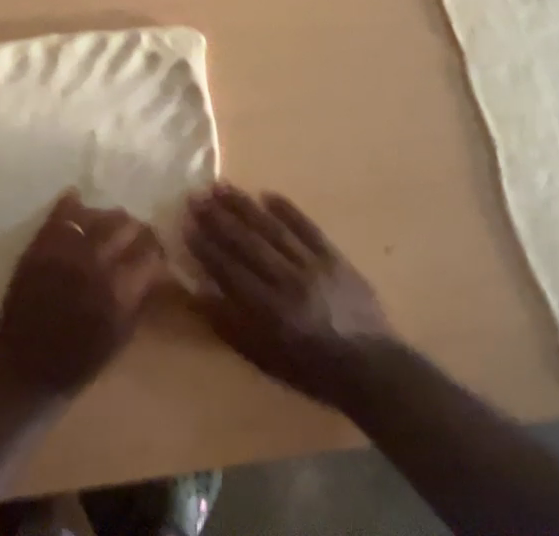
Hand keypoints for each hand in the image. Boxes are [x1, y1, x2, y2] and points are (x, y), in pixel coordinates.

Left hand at [0, 190, 166, 394]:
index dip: (157, 250)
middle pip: (126, 227)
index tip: (157, 251)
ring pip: (97, 215)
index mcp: (121, 290)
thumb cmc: (79, 360)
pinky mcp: (41, 246)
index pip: (151, 254)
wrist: (26, 363)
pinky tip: (78, 199)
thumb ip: (139, 299)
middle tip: (137, 234)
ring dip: (109, 217)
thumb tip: (155, 272)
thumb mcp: (122, 336)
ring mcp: (67, 251)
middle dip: (137, 229)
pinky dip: (71, 204)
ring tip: (110, 221)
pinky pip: (60, 214)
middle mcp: (97, 264)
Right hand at [186, 185, 395, 405]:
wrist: (372, 367)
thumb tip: (198, 293)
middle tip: (196, 197)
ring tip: (222, 187)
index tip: (186, 224)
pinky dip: (287, 211)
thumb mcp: (264, 358)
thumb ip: (229, 325)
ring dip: (245, 207)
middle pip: (247, 243)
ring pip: (273, 230)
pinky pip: (308, 229)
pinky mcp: (335, 258)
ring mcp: (314, 266)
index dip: (205, 247)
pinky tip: (268, 195)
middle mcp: (288, 282)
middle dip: (218, 219)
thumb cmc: (311, 369)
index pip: (229, 270)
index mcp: (269, 310)